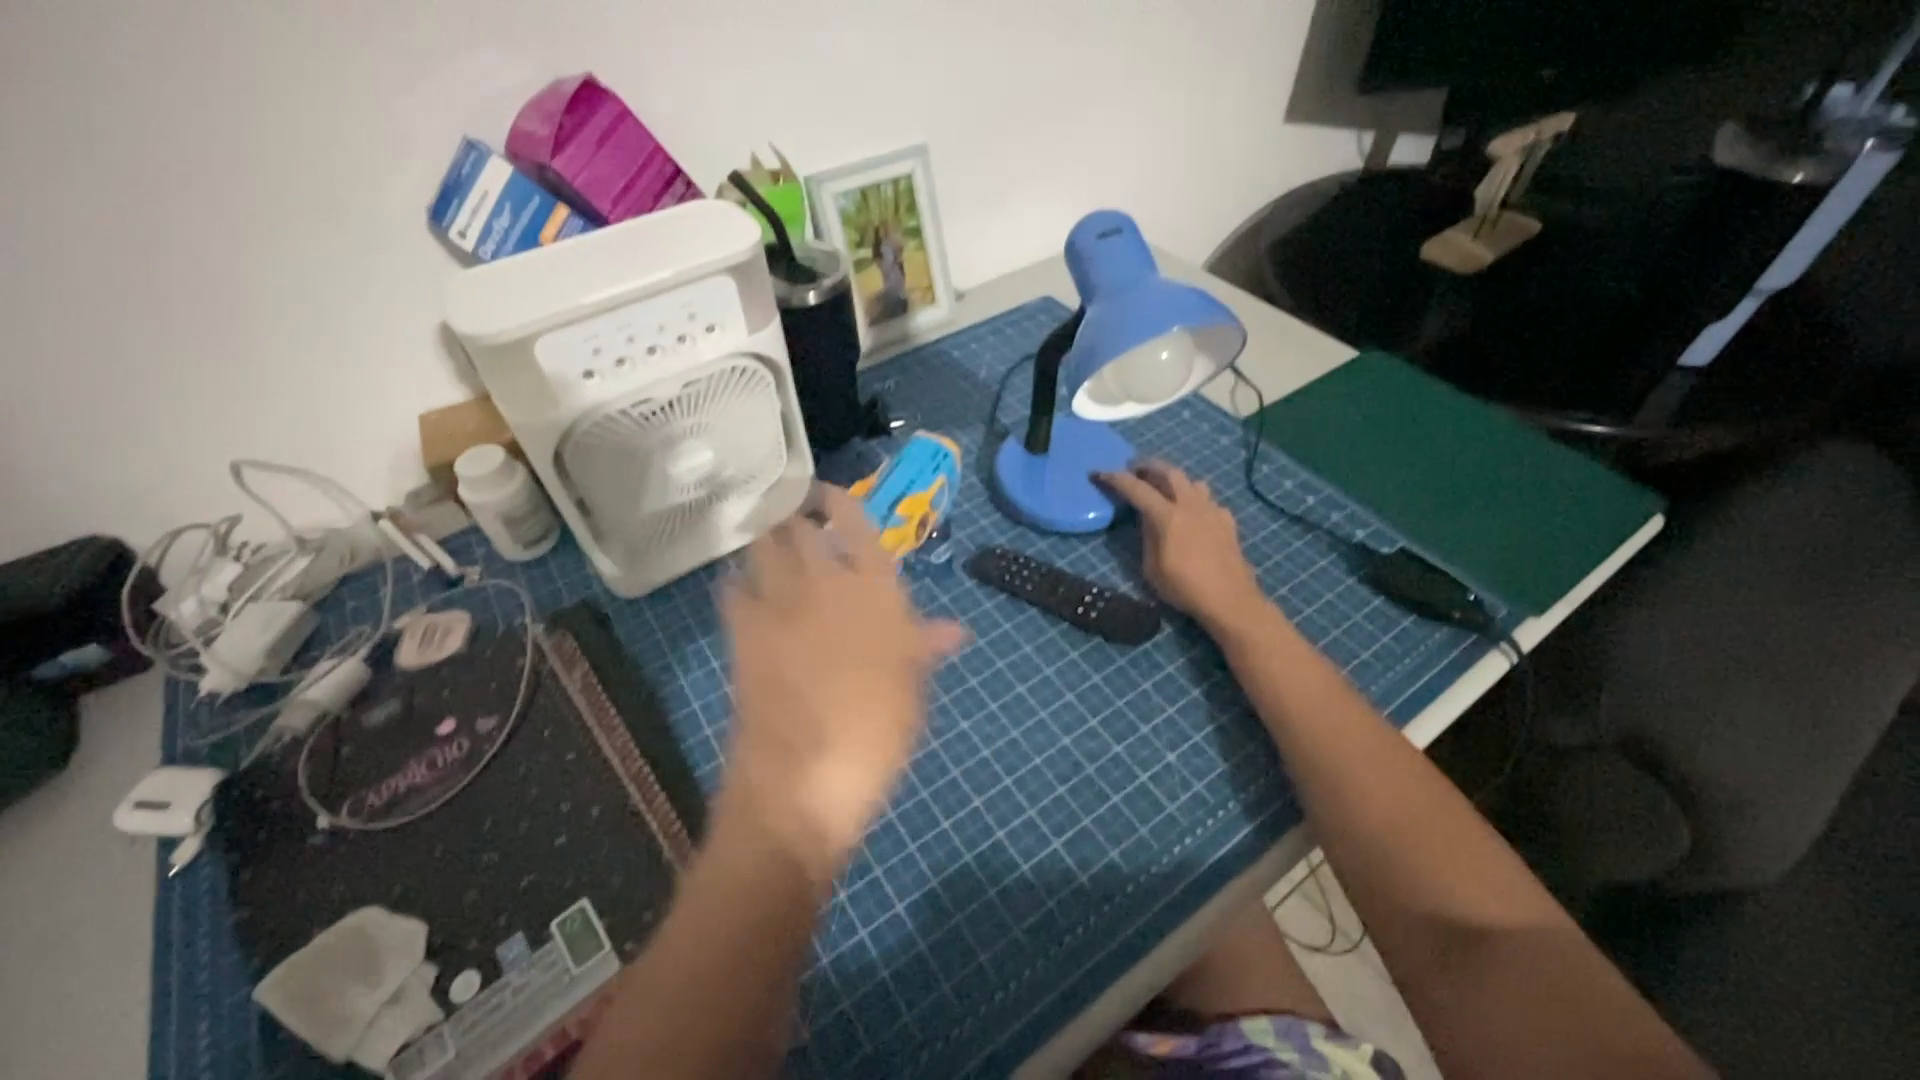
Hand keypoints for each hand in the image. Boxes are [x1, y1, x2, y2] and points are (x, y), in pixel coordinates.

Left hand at [718, 486, 968, 879]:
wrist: (806, 778)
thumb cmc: (877, 735)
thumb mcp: (912, 691)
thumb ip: (923, 647)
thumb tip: (952, 629)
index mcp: (875, 591)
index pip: (853, 523)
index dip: (836, 500)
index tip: (826, 492)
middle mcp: (824, 583)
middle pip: (798, 526)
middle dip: (793, 514)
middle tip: (793, 514)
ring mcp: (777, 605)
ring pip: (761, 547)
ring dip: (763, 538)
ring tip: (767, 538)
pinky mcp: (741, 632)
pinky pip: (732, 588)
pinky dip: (736, 580)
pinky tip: (741, 586)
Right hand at [1097, 461, 1266, 629]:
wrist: (1230, 599)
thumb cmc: (1185, 588)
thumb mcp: (1152, 568)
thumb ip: (1147, 538)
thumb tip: (1147, 520)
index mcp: (1167, 516)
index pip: (1137, 488)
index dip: (1116, 479)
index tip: (1100, 473)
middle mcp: (1190, 505)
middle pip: (1169, 472)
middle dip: (1148, 466)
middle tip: (1134, 470)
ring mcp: (1212, 510)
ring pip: (1192, 481)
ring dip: (1175, 480)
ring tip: (1165, 490)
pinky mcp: (1227, 520)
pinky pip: (1208, 500)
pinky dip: (1195, 500)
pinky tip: (1193, 515)